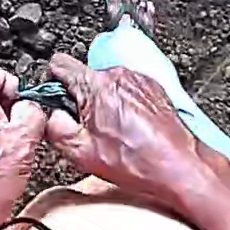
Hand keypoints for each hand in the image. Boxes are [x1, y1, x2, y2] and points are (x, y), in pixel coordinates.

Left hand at [0, 59, 46, 229]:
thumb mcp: (21, 140)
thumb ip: (32, 112)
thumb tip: (35, 106)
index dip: (10, 78)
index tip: (23, 99)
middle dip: (17, 106)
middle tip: (27, 126)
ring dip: (15, 128)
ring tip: (22, 148)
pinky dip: (8, 146)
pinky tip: (14, 164)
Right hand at [44, 54, 229, 213]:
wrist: (180, 166)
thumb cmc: (137, 161)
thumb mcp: (81, 153)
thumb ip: (55, 127)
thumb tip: (50, 116)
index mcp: (95, 85)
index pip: (59, 63)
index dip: (51, 81)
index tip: (56, 98)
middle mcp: (117, 75)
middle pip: (84, 77)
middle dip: (81, 98)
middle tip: (89, 128)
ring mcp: (137, 79)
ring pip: (107, 84)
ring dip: (104, 102)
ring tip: (114, 132)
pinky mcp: (152, 87)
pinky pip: (127, 89)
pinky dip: (124, 104)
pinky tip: (131, 129)